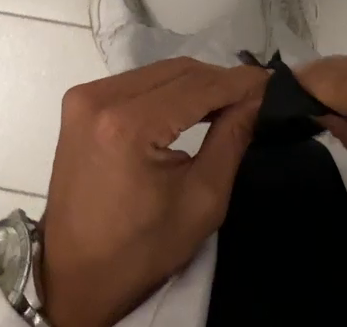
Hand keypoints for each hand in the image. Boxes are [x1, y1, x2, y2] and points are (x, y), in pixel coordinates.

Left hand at [40, 57, 266, 326]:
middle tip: (254, 96)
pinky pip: (136, 82)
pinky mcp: (79, 102)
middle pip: (176, 71)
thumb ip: (231, 138)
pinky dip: (166, 90)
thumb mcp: (202, 200)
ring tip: (227, 103)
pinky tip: (190, 107)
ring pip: (157, 72)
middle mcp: (101, 98)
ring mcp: (84, 97)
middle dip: (218, 81)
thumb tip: (258, 96)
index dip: (238, 81)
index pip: (196, 86)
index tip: (272, 82)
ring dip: (194, 84)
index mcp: (127, 125)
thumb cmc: (142, 248)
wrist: (75, 274)